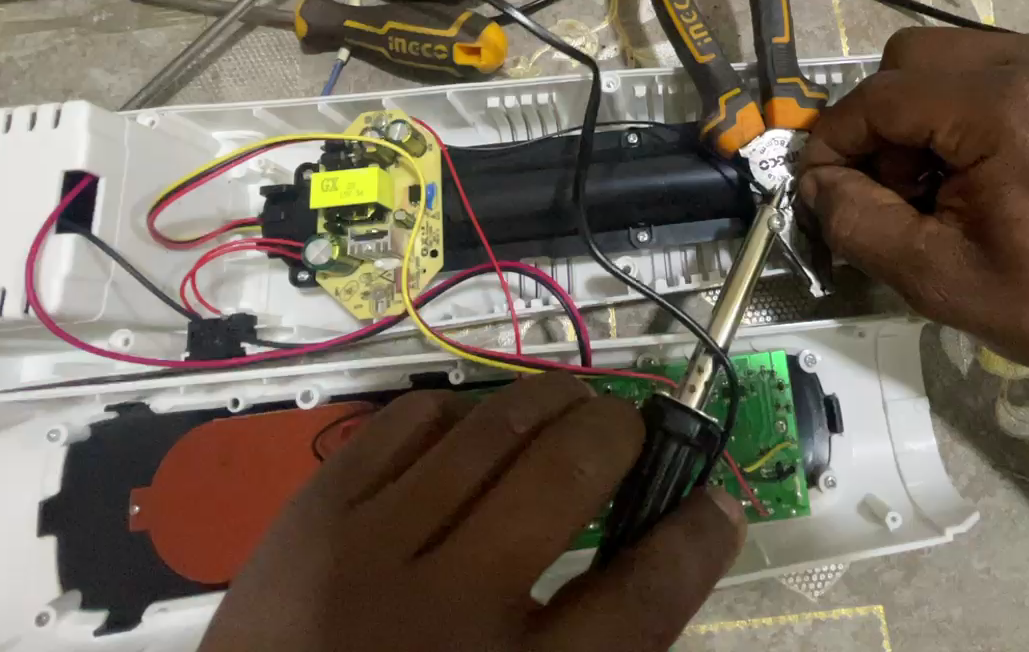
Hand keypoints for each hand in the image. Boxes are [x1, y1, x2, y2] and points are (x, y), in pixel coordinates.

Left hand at [200, 371, 745, 651]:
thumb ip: (589, 647)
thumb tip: (659, 551)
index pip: (638, 598)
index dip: (694, 540)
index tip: (717, 502)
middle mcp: (446, 613)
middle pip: (568, 474)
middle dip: (621, 434)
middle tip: (630, 433)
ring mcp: (367, 552)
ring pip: (493, 428)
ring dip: (553, 401)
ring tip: (573, 403)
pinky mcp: (311, 515)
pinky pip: (411, 422)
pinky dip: (460, 413)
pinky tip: (475, 427)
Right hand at [798, 29, 1028, 417]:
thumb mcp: (938, 278)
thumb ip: (855, 221)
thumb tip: (816, 180)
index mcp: (1009, 104)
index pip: (880, 97)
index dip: (835, 142)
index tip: (822, 189)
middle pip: (911, 59)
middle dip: (881, 122)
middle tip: (898, 190)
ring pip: (952, 58)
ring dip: (922, 114)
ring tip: (944, 185)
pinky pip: (996, 68)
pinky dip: (966, 109)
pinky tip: (988, 169)